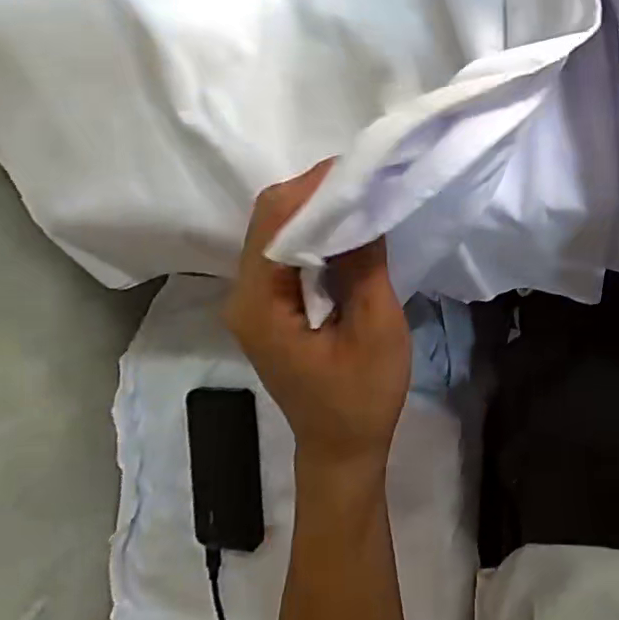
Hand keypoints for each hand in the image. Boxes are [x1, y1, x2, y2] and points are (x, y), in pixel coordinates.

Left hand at [225, 160, 410, 477]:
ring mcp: (251, 303)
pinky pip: (283, 255)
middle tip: (362, 180)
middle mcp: (242, 297)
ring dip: (313, 212)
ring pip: (274, 234)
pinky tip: (344, 229)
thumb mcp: (377, 330)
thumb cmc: (362, 399)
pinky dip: (312, 235)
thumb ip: (366, 266)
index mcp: (260, 304)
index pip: (275, 222)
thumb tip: (362, 207)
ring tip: (358, 197)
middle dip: (313, 194)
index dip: (313, 188)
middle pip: (267, 221)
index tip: (357, 169)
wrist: (341, 450)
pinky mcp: (266, 308)